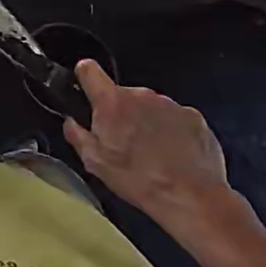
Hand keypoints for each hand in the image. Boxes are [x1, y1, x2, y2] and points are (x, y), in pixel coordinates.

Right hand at [63, 60, 231, 222]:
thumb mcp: (96, 163)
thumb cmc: (138, 179)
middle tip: (122, 143)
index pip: (90, 70)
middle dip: (121, 113)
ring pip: (150, 107)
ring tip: (150, 155)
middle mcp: (142, 95)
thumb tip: (71, 123)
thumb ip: (78, 136)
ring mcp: (171, 104)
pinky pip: (175, 118)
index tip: (86, 85)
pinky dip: (172, 132)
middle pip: (123, 95)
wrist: (189, 196)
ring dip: (146, 123)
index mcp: (113, 102)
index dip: (85, 75)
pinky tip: (173, 156)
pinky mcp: (194, 116)